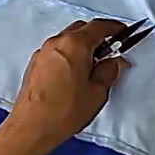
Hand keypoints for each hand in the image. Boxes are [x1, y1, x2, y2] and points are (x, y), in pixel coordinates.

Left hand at [0, 20, 126, 154]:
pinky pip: (57, 50)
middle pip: (82, 28)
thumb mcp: (98, 92)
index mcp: (75, 44)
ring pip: (68, 38)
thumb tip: (113, 61)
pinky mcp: (35, 63)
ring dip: (83, 44)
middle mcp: (57, 42)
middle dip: (98, 35)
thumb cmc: (64, 111)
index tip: (124, 33)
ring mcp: (43, 52)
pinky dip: (69, 53)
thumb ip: (109, 70)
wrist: (31, 128)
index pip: (99, 26)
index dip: (115, 28)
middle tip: (111, 49)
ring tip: (93, 63)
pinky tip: (75, 71)